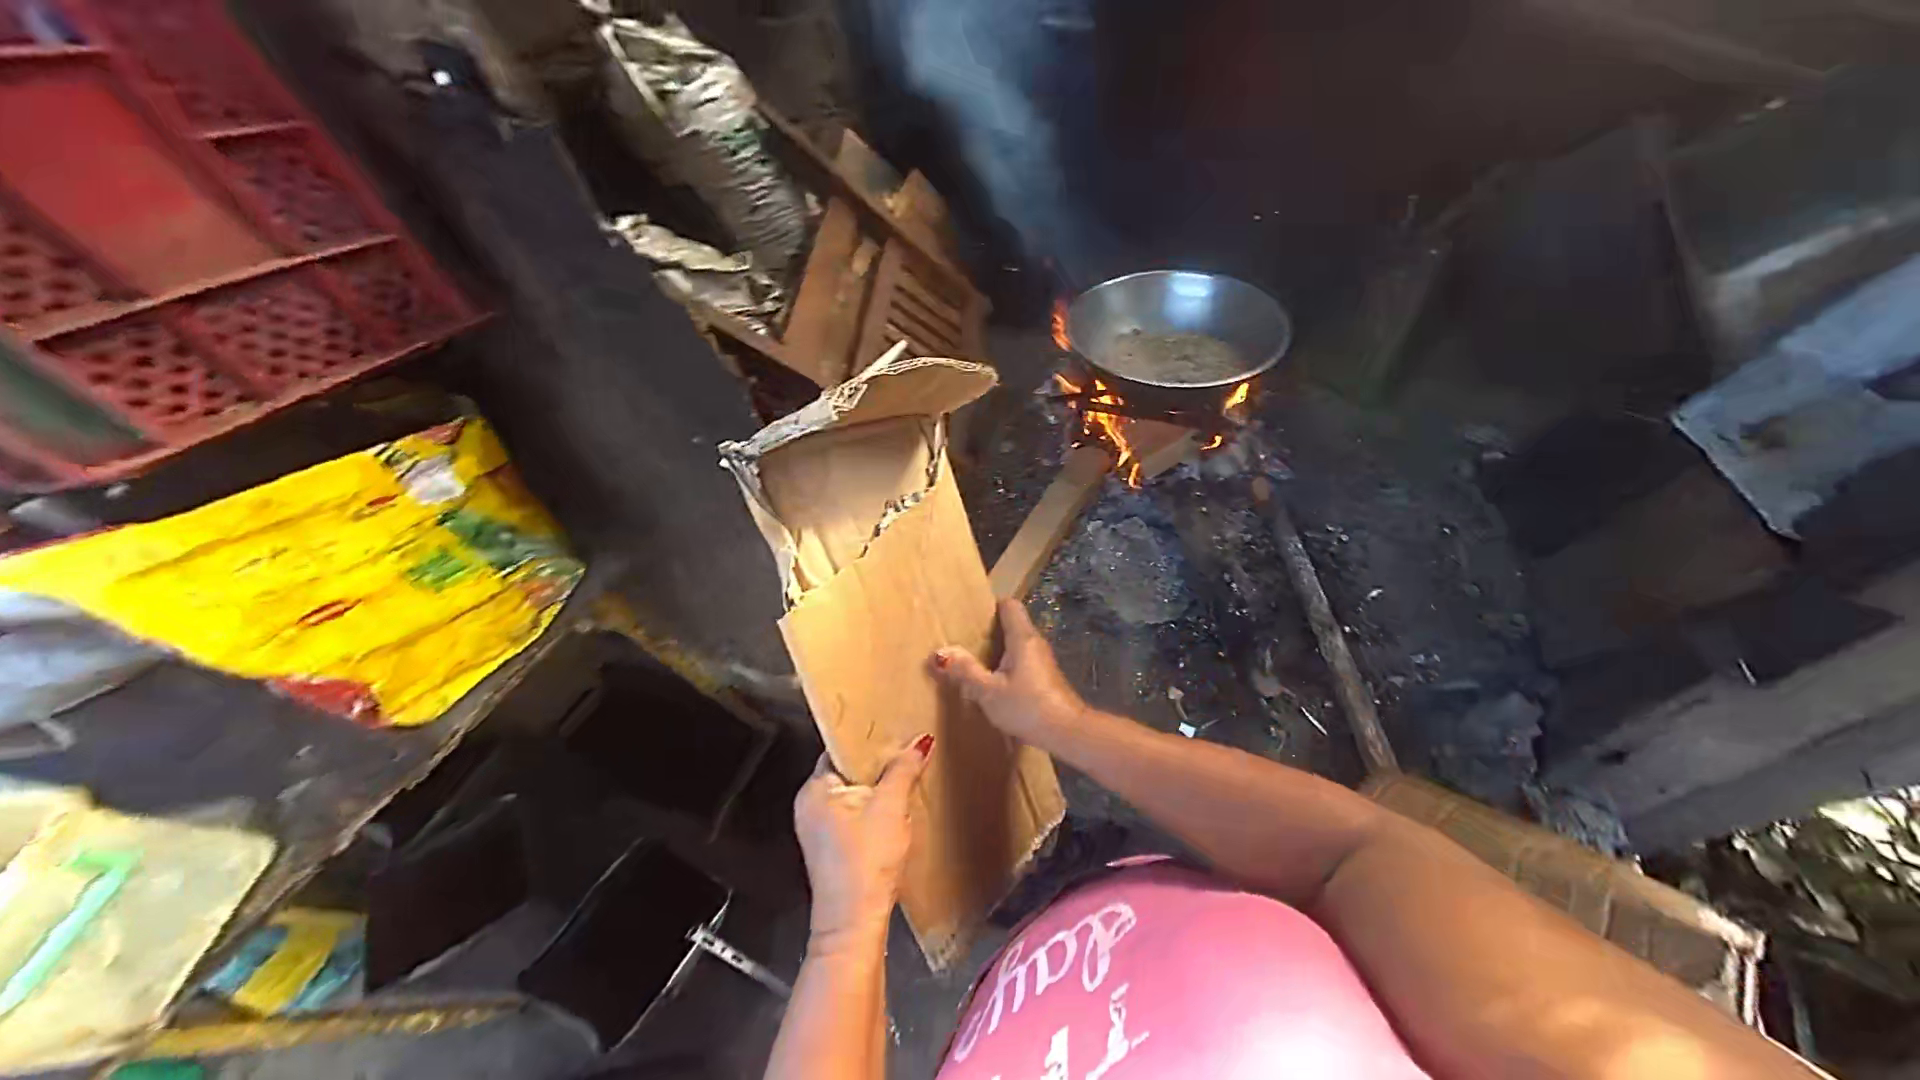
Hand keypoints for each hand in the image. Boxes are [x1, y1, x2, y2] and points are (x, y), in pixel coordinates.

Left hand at [793, 737, 932, 945]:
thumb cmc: (865, 862)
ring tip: (904, 782)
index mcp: (814, 789)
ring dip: (878, 791)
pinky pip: (854, 817)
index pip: (840, 748)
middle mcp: (810, 807)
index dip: (867, 739)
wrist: (855, 922)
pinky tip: (894, 815)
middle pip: (848, 772)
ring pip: (853, 796)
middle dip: (876, 766)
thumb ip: (904, 768)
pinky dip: (873, 812)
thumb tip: (919, 742)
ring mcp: (819, 830)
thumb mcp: (891, 805)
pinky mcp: (832, 850)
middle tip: (904, 754)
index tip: (891, 730)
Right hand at [931, 598, 1087, 743]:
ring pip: (1015, 645)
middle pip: (1010, 624)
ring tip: (970, 661)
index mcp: (1022, 638)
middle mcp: (1034, 643)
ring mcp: (1042, 661)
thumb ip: (965, 671)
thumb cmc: (1028, 707)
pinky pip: (1020, 661)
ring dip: (995, 650)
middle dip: (987, 630)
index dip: (989, 606)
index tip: (968, 614)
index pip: (1008, 605)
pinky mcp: (1044, 678)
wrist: (1067, 733)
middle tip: (961, 639)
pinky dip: (1004, 666)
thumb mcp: (989, 692)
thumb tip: (939, 653)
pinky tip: (991, 683)